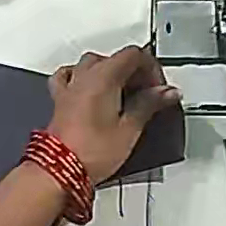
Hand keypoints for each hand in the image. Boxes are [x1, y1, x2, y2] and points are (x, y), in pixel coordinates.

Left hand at [48, 47, 180, 181]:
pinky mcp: (60, 101)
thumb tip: (165, 93)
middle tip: (148, 94)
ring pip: (93, 65)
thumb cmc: (89, 152)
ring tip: (124, 94)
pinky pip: (71, 78)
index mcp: (104, 76)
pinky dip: (83, 80)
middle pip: (115, 58)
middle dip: (135, 73)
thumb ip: (149, 104)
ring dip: (111, 74)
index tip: (159, 88)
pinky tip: (91, 91)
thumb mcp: (130, 129)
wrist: (59, 171)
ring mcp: (69, 87)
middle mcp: (84, 76)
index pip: (134, 55)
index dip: (151, 68)